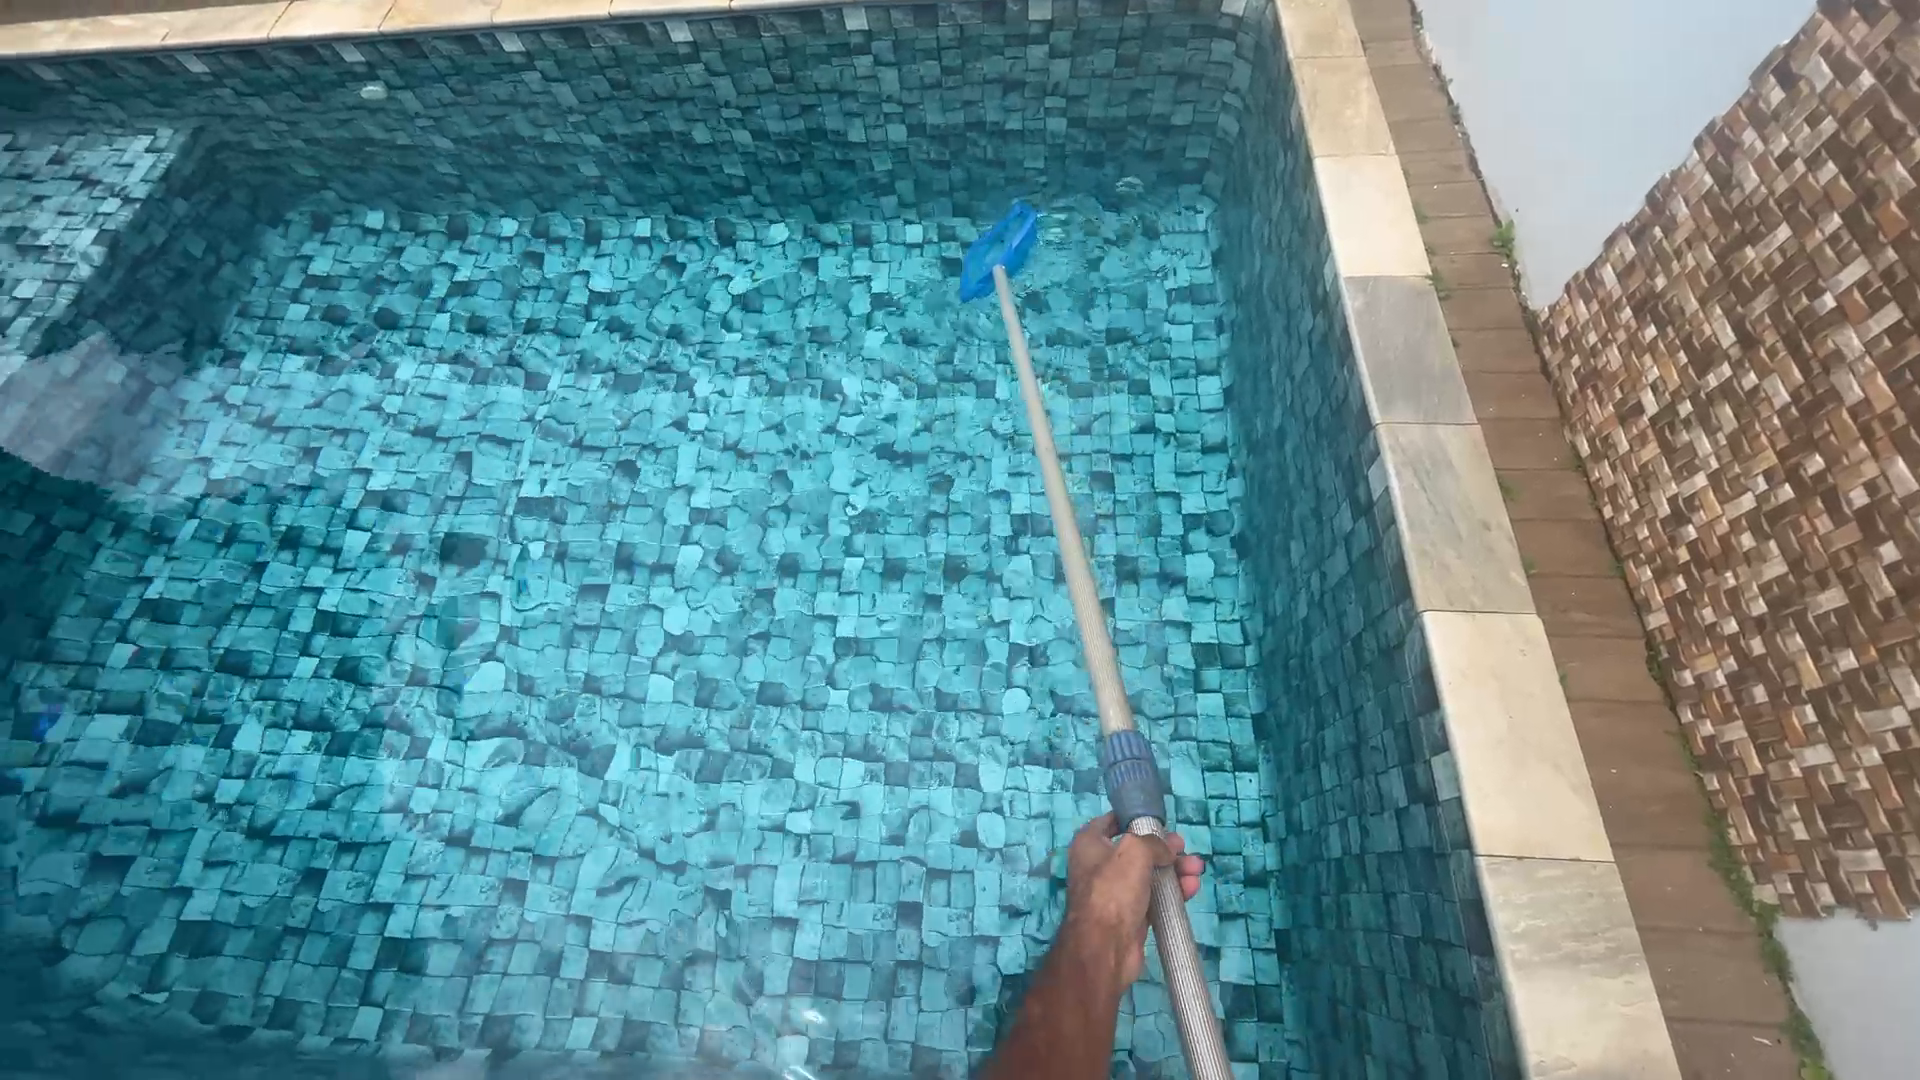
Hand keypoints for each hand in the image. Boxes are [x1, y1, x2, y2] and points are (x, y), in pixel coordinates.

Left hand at [1060, 811, 1204, 988]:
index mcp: (1089, 843)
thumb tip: (1168, 848)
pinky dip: (1172, 892)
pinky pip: (1154, 897)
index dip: (1135, 818)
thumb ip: (1153, 842)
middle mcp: (1099, 865)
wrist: (1105, 947)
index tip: (1159, 822)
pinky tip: (1191, 888)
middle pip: (1136, 849)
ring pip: (1149, 874)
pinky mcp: (1130, 915)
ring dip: (1174, 870)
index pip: (1111, 821)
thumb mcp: (1134, 851)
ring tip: (1197, 868)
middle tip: (1185, 848)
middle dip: (1164, 848)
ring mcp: (1115, 891)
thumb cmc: (1113, 889)